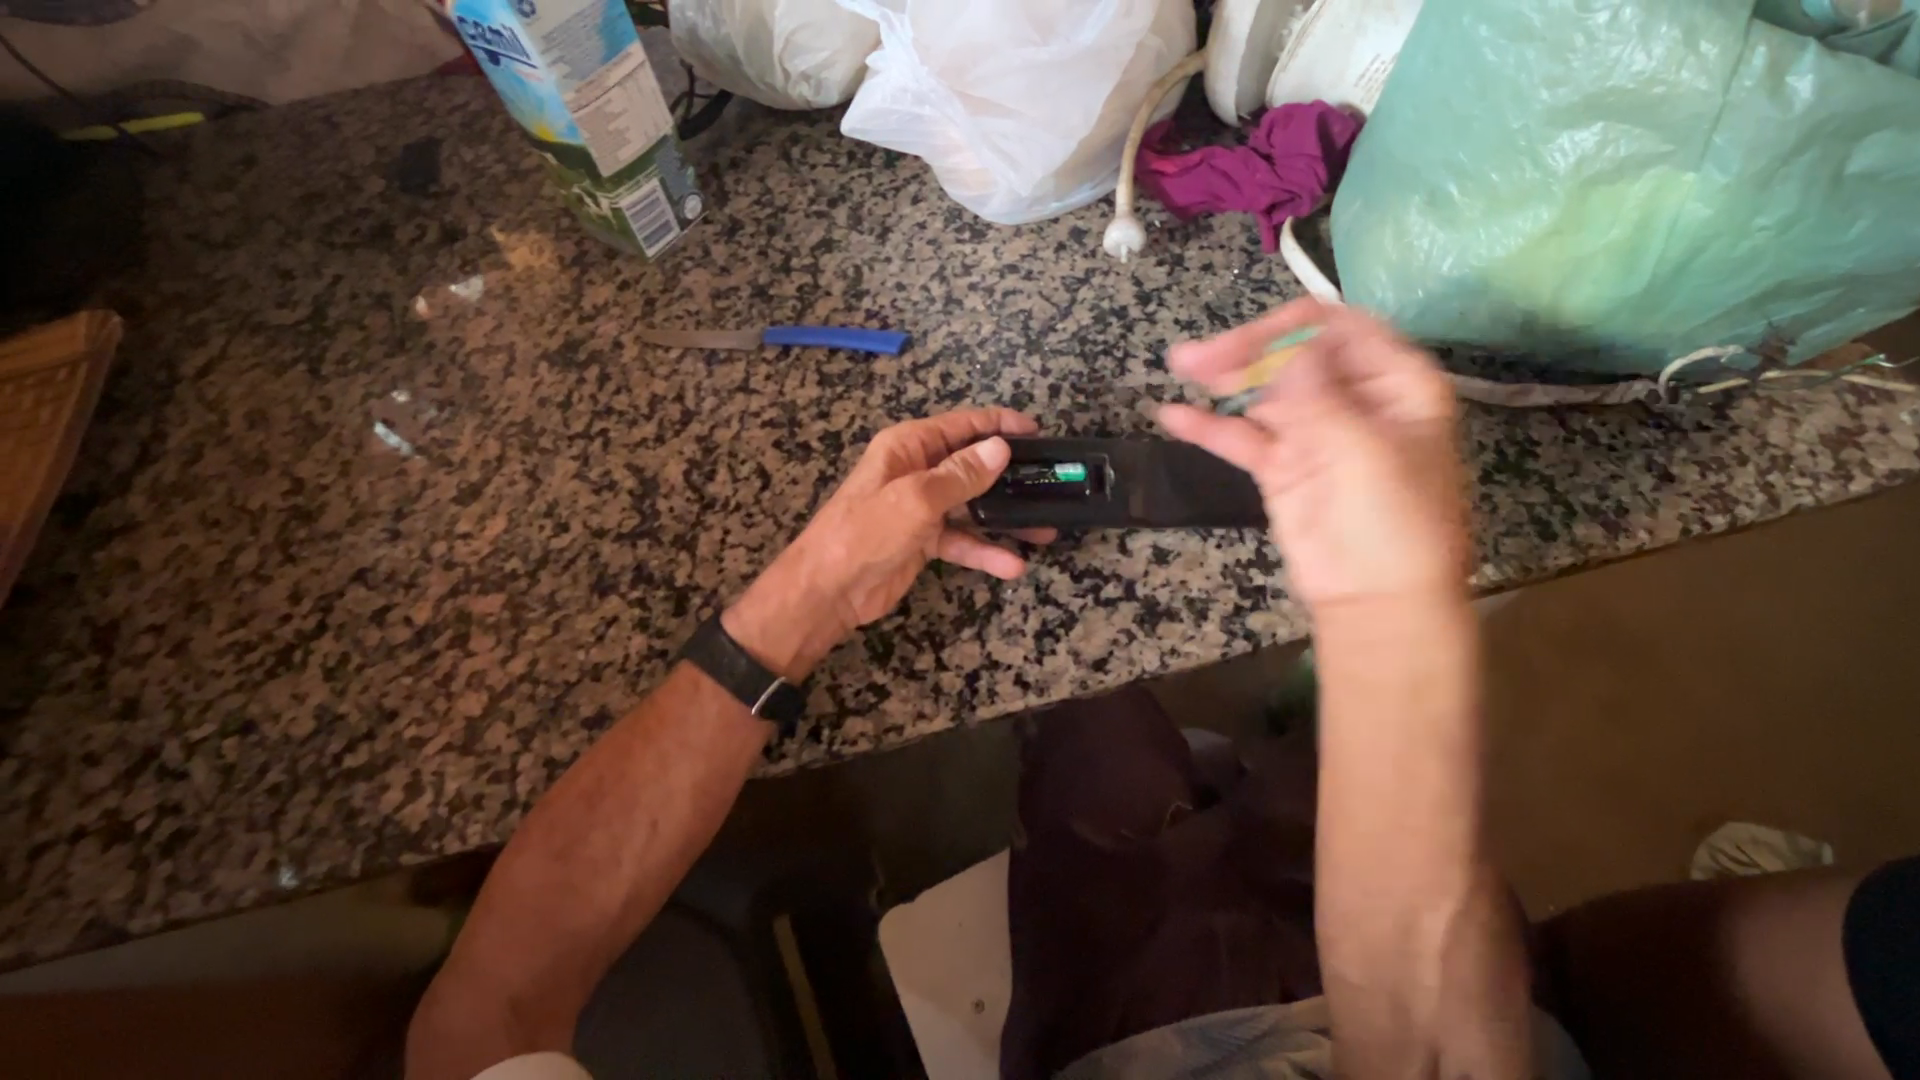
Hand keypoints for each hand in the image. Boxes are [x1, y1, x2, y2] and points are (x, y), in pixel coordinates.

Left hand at [723, 406, 1050, 679]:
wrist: (828, 590)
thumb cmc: (866, 533)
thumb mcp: (917, 499)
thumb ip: (961, 475)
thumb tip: (1000, 448)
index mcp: (908, 447)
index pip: (962, 426)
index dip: (1000, 425)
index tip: (1039, 433)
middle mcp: (916, 471)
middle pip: (972, 465)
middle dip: (1010, 476)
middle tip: (1050, 484)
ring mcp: (921, 508)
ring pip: (973, 506)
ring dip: (1006, 519)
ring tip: (1046, 531)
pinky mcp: (923, 541)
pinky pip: (962, 540)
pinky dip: (985, 552)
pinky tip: (1012, 566)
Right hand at [1158, 299, 1468, 612]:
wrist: (1376, 598)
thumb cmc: (1390, 519)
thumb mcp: (1360, 446)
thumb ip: (1315, 392)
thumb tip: (1280, 345)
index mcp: (1392, 381)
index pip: (1338, 329)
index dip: (1291, 329)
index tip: (1244, 343)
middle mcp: (1353, 397)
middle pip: (1293, 355)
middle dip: (1246, 350)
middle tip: (1198, 358)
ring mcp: (1313, 431)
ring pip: (1262, 390)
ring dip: (1222, 377)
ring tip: (1180, 366)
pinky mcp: (1280, 464)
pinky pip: (1240, 435)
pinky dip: (1208, 426)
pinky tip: (1173, 416)